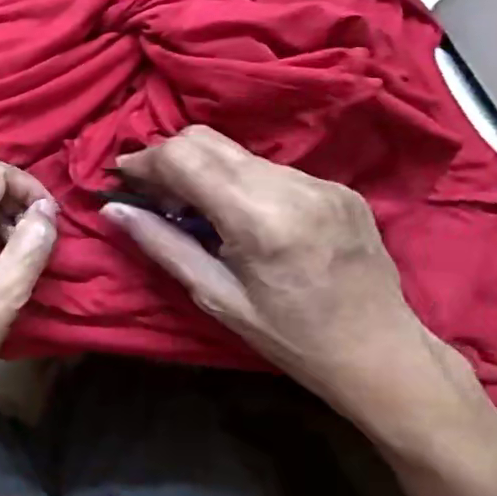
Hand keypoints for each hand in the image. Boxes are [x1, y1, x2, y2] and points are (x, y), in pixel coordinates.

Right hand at [102, 126, 460, 420]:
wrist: (383, 355)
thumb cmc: (292, 338)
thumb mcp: (217, 298)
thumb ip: (161, 245)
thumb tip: (112, 209)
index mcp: (259, 218)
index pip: (183, 158)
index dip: (144, 162)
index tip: (122, 179)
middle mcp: (291, 185)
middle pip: (205, 140)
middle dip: (169, 159)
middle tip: (157, 198)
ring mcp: (318, 181)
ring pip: (236, 151)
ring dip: (204, 170)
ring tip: (200, 212)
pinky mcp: (336, 184)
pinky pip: (268, 167)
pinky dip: (240, 181)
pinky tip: (244, 218)